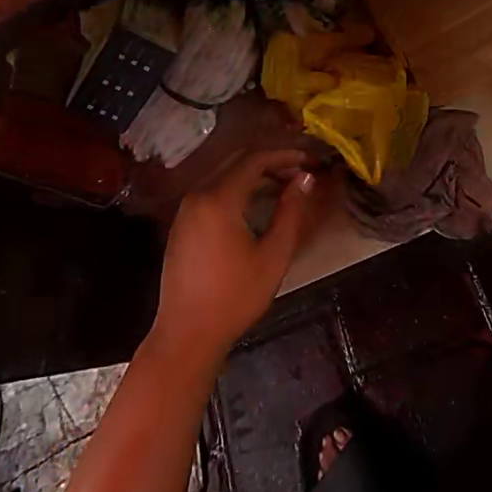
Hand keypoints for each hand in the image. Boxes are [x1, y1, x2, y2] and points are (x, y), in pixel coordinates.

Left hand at [151, 150, 321, 361]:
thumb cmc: (235, 296)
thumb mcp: (274, 254)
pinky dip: (238, 188)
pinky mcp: (182, 225)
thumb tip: (305, 179)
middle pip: (237, 162)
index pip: (254, 160)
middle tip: (300, 171)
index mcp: (219, 199)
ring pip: (224, 176)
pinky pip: (213, 192)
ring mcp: (185, 211)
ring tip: (284, 185)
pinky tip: (256, 203)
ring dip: (255, 175)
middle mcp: (197, 196)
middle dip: (271, 162)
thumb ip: (290, 210)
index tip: (310, 161)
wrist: (186, 336)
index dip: (285, 156)